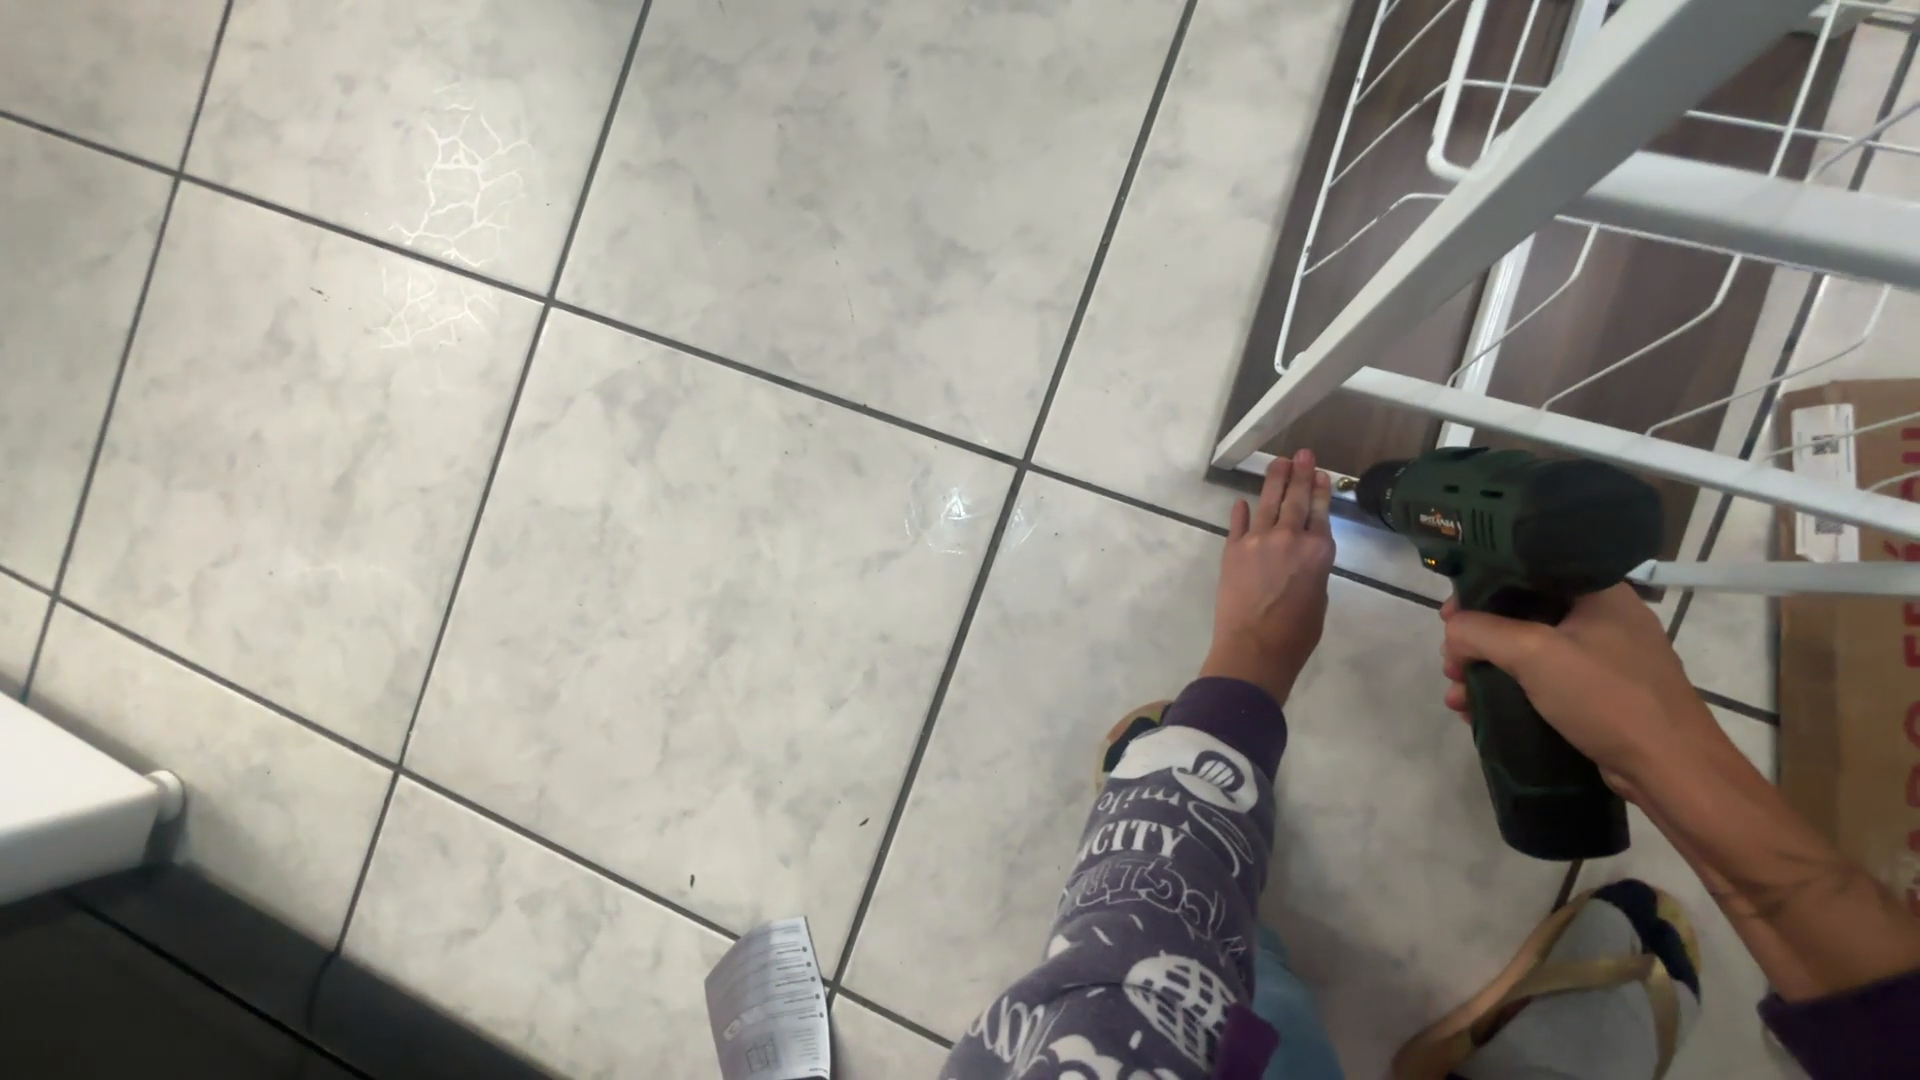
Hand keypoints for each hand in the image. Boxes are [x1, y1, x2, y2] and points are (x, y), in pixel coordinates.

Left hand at [1201, 449, 1335, 705]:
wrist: (1254, 647)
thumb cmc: (1296, 633)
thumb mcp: (1318, 597)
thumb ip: (1312, 568)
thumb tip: (1302, 555)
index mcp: (1319, 551)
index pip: (1320, 511)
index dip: (1319, 490)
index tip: (1319, 472)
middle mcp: (1289, 538)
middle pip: (1295, 499)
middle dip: (1299, 474)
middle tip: (1301, 453)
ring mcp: (1257, 541)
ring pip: (1267, 503)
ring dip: (1274, 481)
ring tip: (1279, 462)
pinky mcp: (1232, 550)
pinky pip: (1238, 524)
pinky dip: (1242, 512)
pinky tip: (1244, 501)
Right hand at [1439, 583, 1729, 802]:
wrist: (1672, 771)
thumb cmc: (1607, 698)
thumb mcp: (1533, 653)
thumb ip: (1480, 631)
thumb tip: (1453, 634)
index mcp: (1598, 593)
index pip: (1524, 573)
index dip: (1478, 591)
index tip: (1448, 619)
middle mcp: (1603, 618)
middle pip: (1518, 614)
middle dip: (1475, 641)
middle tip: (1451, 665)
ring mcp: (1602, 657)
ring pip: (1524, 650)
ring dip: (1484, 670)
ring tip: (1458, 697)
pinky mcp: (1598, 692)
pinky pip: (1539, 679)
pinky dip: (1506, 690)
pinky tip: (1478, 710)